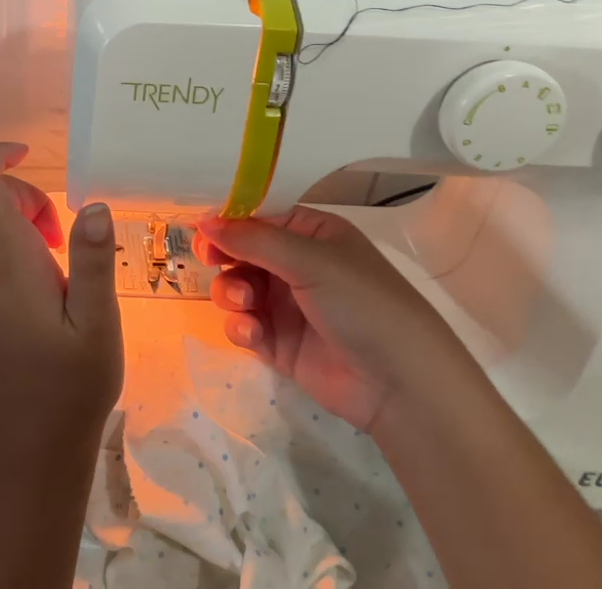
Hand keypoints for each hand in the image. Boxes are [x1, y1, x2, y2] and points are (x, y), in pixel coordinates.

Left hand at [0, 143, 122, 455]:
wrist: (33, 445)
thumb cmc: (74, 383)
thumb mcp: (99, 321)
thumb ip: (94, 259)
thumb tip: (93, 204)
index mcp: (5, 263)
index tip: (28, 154)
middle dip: (24, 201)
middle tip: (62, 238)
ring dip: (14, 229)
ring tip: (54, 268)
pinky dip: (1, 254)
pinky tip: (32, 292)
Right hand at [196, 206, 457, 431]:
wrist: (399, 383)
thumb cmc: (362, 303)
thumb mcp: (311, 260)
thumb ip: (254, 240)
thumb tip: (204, 220)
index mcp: (314, 235)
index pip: (261, 218)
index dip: (230, 222)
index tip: (203, 231)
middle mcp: (299, 266)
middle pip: (243, 252)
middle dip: (227, 258)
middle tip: (210, 261)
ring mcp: (288, 306)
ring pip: (238, 288)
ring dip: (232, 292)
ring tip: (245, 304)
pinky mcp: (280, 344)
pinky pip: (245, 326)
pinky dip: (241, 326)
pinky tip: (251, 333)